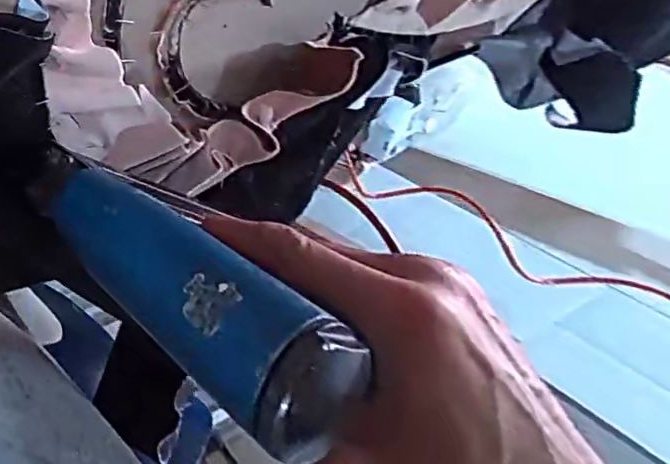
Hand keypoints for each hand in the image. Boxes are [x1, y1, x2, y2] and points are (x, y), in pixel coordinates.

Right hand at [205, 216, 601, 463]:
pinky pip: (384, 277)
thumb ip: (299, 423)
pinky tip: (331, 320)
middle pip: (326, 250)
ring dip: (309, 275)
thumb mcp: (368, 458)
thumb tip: (247, 395)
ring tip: (272, 300)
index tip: (206, 229)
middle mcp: (430, 280)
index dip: (245, 237)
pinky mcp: (463, 299)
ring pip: (354, 262)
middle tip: (226, 270)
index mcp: (407, 311)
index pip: (302, 252)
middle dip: (271, 258)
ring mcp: (452, 285)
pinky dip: (347, 289)